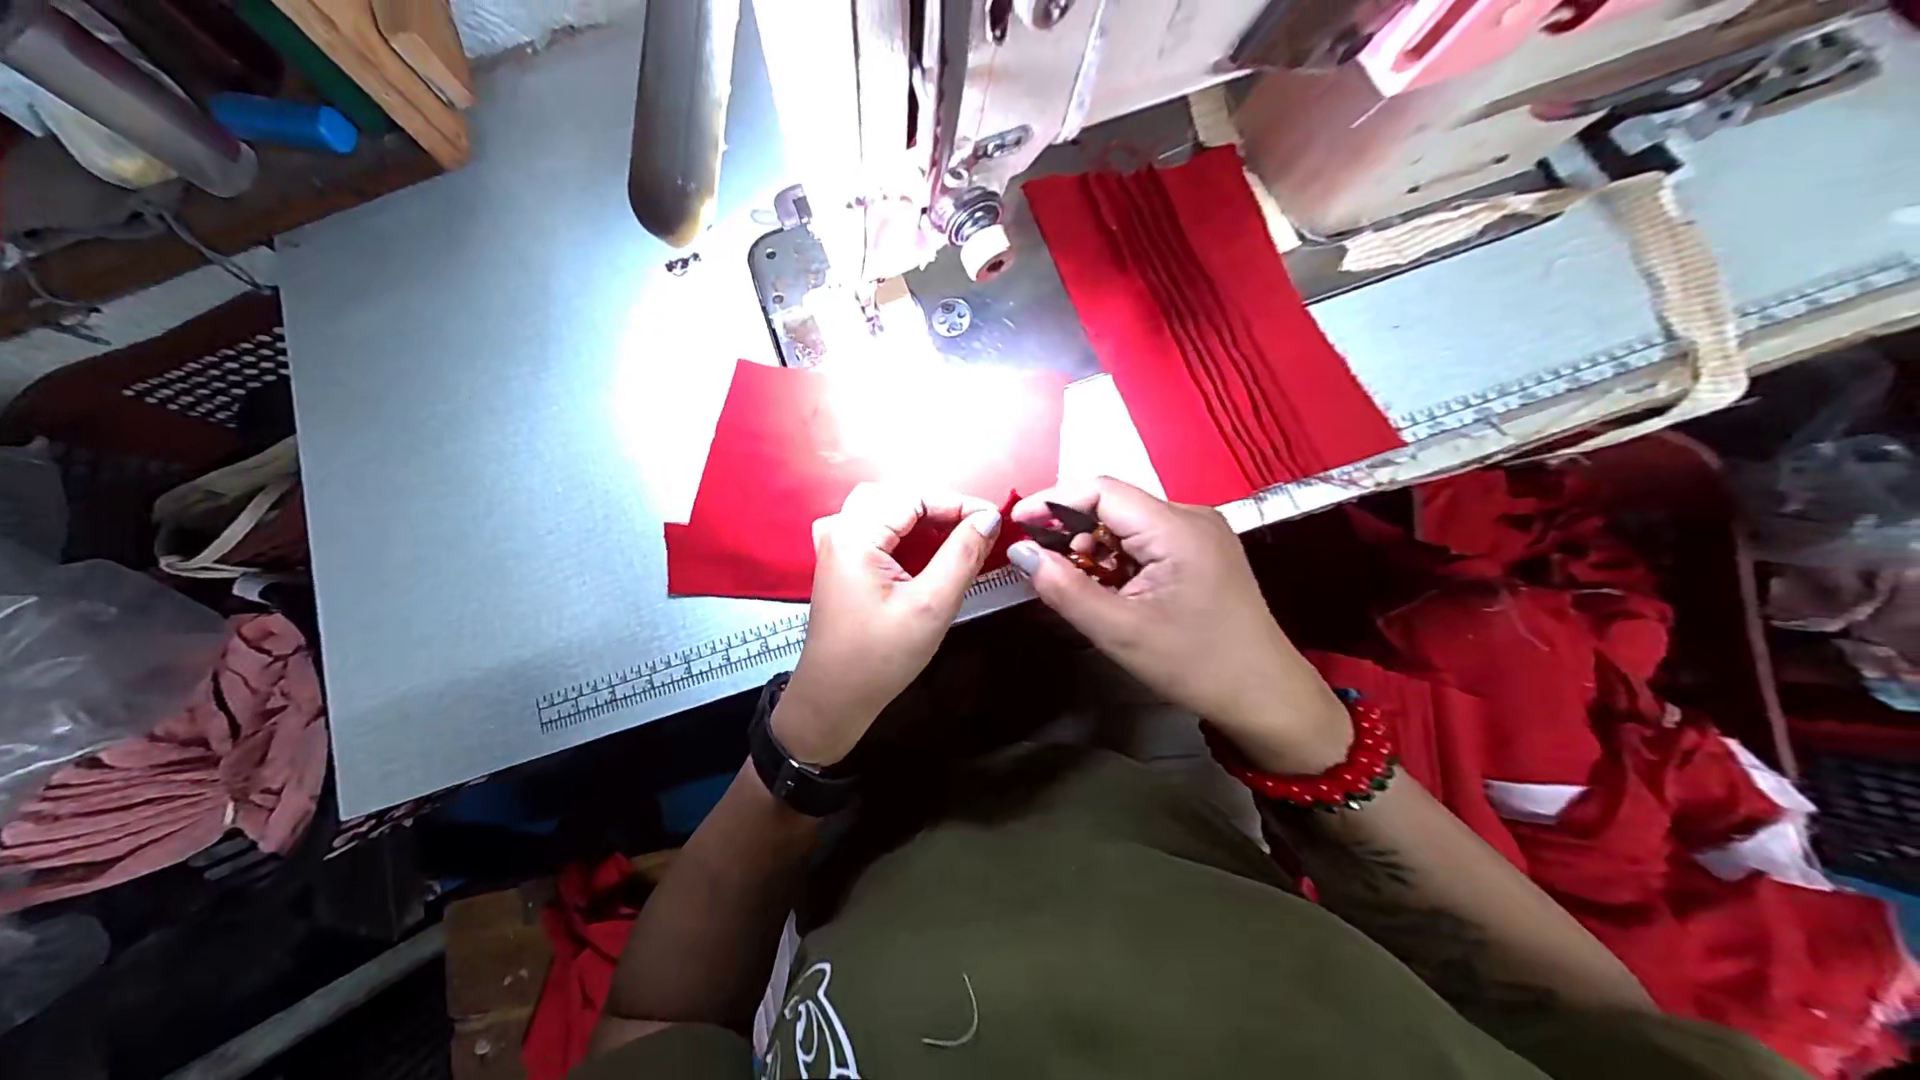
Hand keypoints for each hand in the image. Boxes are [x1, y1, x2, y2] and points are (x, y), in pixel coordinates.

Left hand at [772, 483, 1002, 766]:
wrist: (835, 697)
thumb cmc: (880, 658)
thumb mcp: (931, 606)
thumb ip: (962, 556)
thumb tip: (989, 519)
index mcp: (855, 536)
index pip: (914, 497)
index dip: (958, 503)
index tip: (994, 519)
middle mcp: (840, 531)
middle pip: (897, 495)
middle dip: (940, 505)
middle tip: (976, 526)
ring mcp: (835, 545)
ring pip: (884, 507)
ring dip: (921, 514)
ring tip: (955, 532)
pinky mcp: (840, 561)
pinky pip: (873, 526)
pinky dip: (902, 527)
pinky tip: (922, 543)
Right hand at [1008, 477, 1350, 773]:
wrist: (1264, 694)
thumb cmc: (1198, 665)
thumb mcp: (1120, 631)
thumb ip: (1064, 588)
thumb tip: (1022, 553)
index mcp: (1177, 528)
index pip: (1101, 489)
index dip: (1054, 501)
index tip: (1020, 523)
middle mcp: (1191, 517)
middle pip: (1114, 504)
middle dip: (1073, 531)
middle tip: (1047, 566)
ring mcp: (1199, 533)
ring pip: (1127, 523)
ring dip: (1095, 548)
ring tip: (1082, 586)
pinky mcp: (1200, 551)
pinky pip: (1145, 539)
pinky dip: (1118, 559)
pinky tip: (1111, 589)